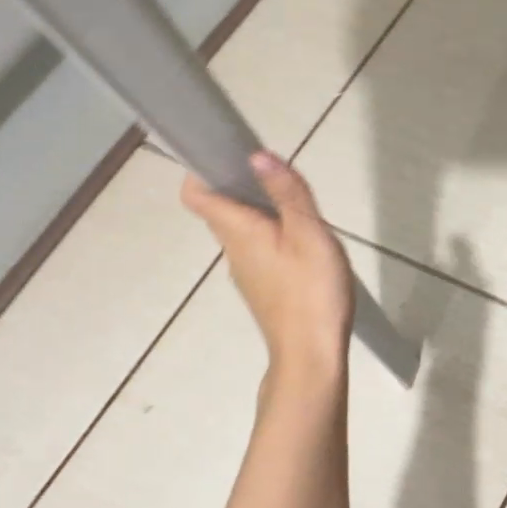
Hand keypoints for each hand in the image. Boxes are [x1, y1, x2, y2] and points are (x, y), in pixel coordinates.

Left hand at [181, 152, 352, 372]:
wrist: (311, 353)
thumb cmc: (311, 290)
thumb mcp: (308, 233)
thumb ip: (287, 194)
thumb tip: (257, 155)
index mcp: (237, 230)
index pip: (195, 193)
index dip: (203, 170)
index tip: (233, 157)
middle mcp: (232, 249)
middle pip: (223, 211)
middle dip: (246, 190)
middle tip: (285, 184)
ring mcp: (246, 274)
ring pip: (244, 233)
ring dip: (265, 217)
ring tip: (304, 217)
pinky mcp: (264, 291)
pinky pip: (261, 254)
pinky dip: (276, 241)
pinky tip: (307, 251)